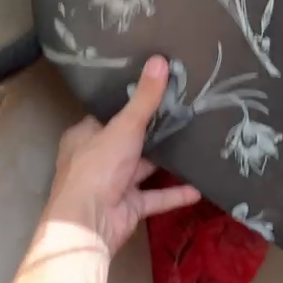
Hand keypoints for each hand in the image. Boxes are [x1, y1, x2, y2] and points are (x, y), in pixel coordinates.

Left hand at [41, 56, 201, 255]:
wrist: (89, 223)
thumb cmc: (98, 167)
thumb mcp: (125, 127)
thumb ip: (145, 98)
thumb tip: (160, 59)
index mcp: (84, 137)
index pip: (107, 116)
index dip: (128, 105)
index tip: (155, 90)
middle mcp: (96, 160)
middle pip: (128, 142)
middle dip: (152, 133)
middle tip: (183, 112)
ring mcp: (112, 186)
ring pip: (143, 169)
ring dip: (165, 162)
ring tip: (194, 144)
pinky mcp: (127, 207)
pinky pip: (155, 197)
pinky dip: (175, 193)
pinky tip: (198, 187)